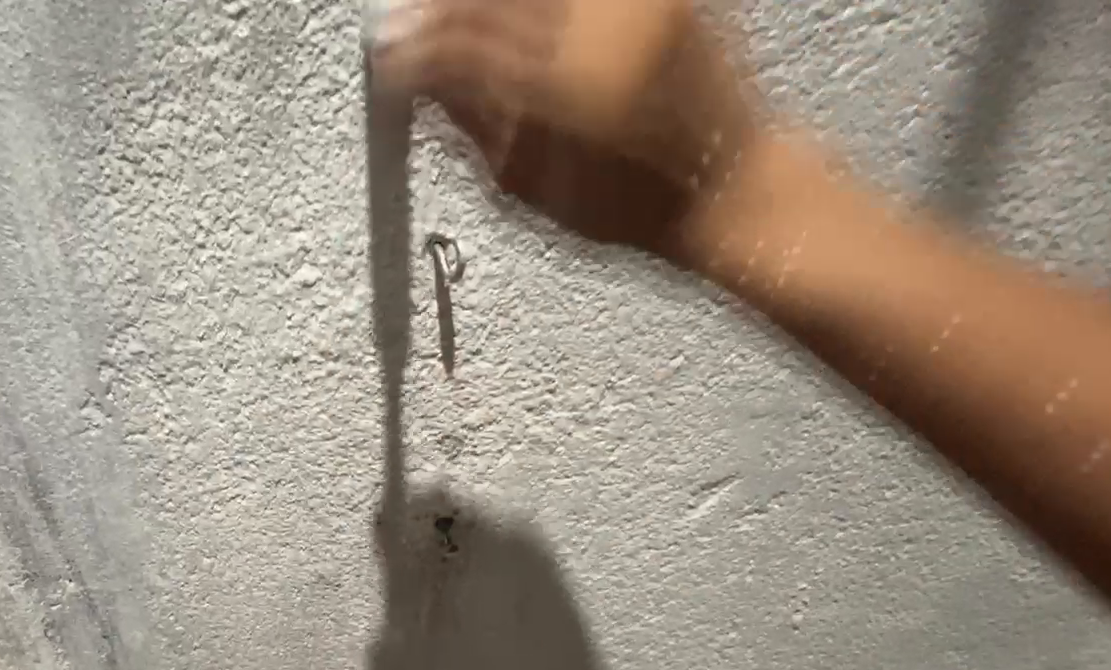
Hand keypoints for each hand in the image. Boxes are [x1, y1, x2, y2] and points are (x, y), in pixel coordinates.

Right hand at [373, 0, 759, 255]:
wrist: (727, 183)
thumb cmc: (626, 207)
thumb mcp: (530, 189)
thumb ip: (473, 130)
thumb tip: (422, 88)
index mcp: (556, 93)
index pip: (460, 50)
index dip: (411, 49)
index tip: (383, 55)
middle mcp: (597, 32)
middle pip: (488, 1)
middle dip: (435, 10)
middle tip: (403, 24)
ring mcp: (634, 3)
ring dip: (477, 5)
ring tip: (447, 15)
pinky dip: (525, 7)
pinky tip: (504, 14)